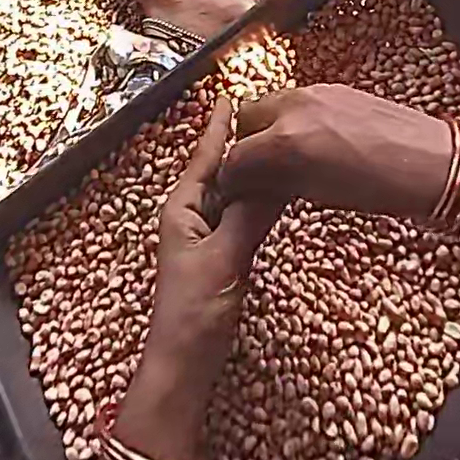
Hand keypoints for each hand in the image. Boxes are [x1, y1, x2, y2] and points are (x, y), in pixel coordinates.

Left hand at [114, 98, 280, 459]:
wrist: (184, 363)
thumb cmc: (194, 310)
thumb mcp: (223, 257)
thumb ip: (249, 216)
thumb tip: (277, 177)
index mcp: (182, 206)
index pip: (205, 156)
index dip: (218, 126)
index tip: (229, 96)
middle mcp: (192, 212)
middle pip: (220, 169)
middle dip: (239, 142)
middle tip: (265, 116)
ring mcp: (206, 232)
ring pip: (233, 190)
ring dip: (251, 169)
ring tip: (274, 144)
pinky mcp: (221, 250)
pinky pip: (241, 213)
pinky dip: (257, 198)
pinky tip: (274, 190)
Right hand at [219, 85, 459, 286]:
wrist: (437, 162)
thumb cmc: (385, 190)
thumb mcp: (322, 195)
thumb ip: (278, 183)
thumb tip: (252, 183)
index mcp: (288, 141)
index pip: (235, 156)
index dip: (229, 177)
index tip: (232, 189)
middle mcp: (294, 107)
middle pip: (244, 119)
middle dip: (242, 144)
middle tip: (252, 171)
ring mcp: (315, 92)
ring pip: (269, 105)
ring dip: (264, 128)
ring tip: (280, 157)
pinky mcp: (333, 87)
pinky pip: (295, 100)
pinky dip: (288, 119)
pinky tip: (307, 141)